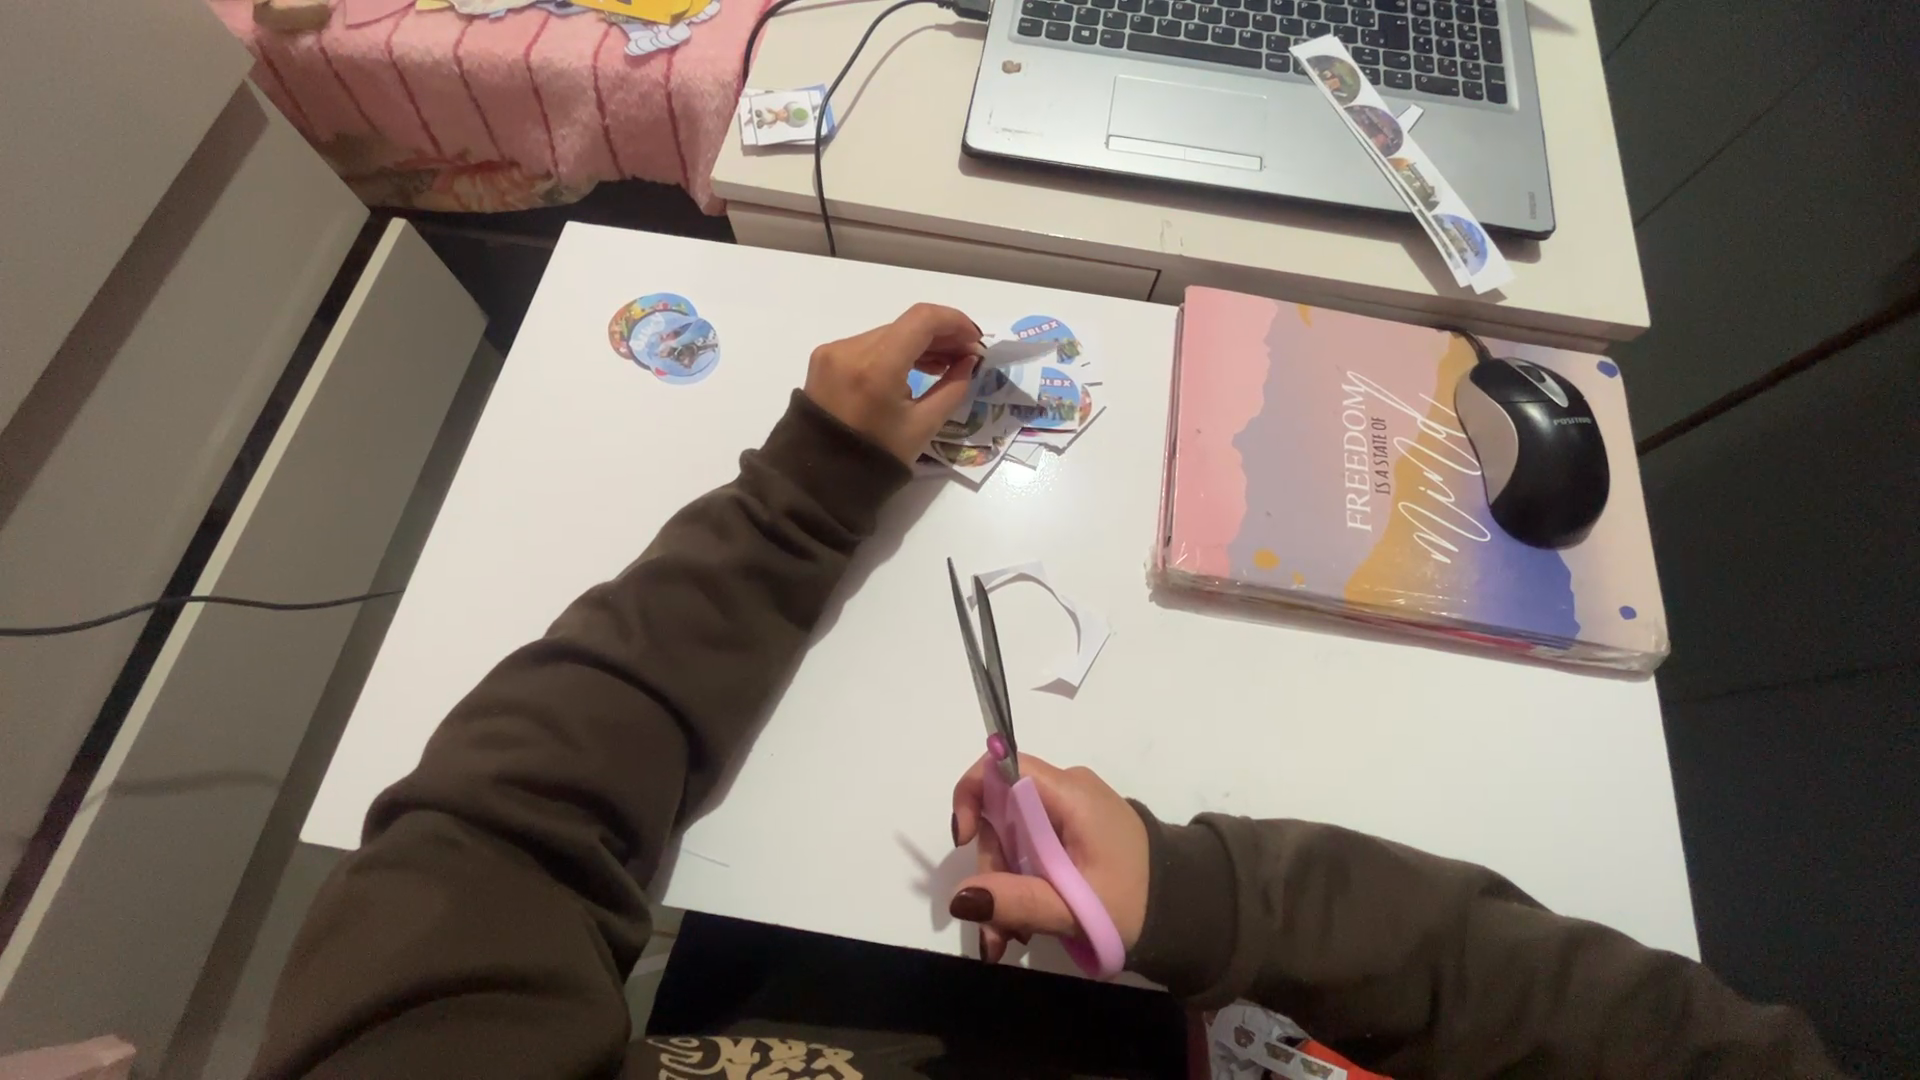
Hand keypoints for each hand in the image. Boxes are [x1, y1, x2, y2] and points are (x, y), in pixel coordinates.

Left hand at [803, 304, 982, 463]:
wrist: (821, 476)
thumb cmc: (877, 458)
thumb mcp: (924, 426)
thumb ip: (953, 388)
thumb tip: (969, 360)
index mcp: (876, 368)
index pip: (923, 320)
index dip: (955, 322)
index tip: (975, 341)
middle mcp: (851, 349)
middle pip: (906, 325)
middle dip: (941, 336)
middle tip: (967, 356)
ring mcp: (834, 351)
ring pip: (888, 333)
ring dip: (919, 343)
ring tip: (945, 364)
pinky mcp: (825, 358)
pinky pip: (869, 344)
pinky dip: (895, 351)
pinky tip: (914, 367)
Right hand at [949, 755, 1148, 963]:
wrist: (1191, 908)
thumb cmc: (1137, 902)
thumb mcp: (1074, 908)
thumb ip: (1017, 901)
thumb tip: (959, 897)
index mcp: (1069, 794)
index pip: (1003, 765)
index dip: (972, 794)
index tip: (965, 840)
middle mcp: (1066, 790)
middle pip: (1002, 812)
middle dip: (989, 869)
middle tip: (992, 928)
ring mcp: (1070, 810)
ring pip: (1013, 835)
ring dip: (1001, 886)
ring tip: (1006, 940)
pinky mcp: (1074, 830)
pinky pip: (1032, 845)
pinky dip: (1021, 881)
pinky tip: (1023, 924)